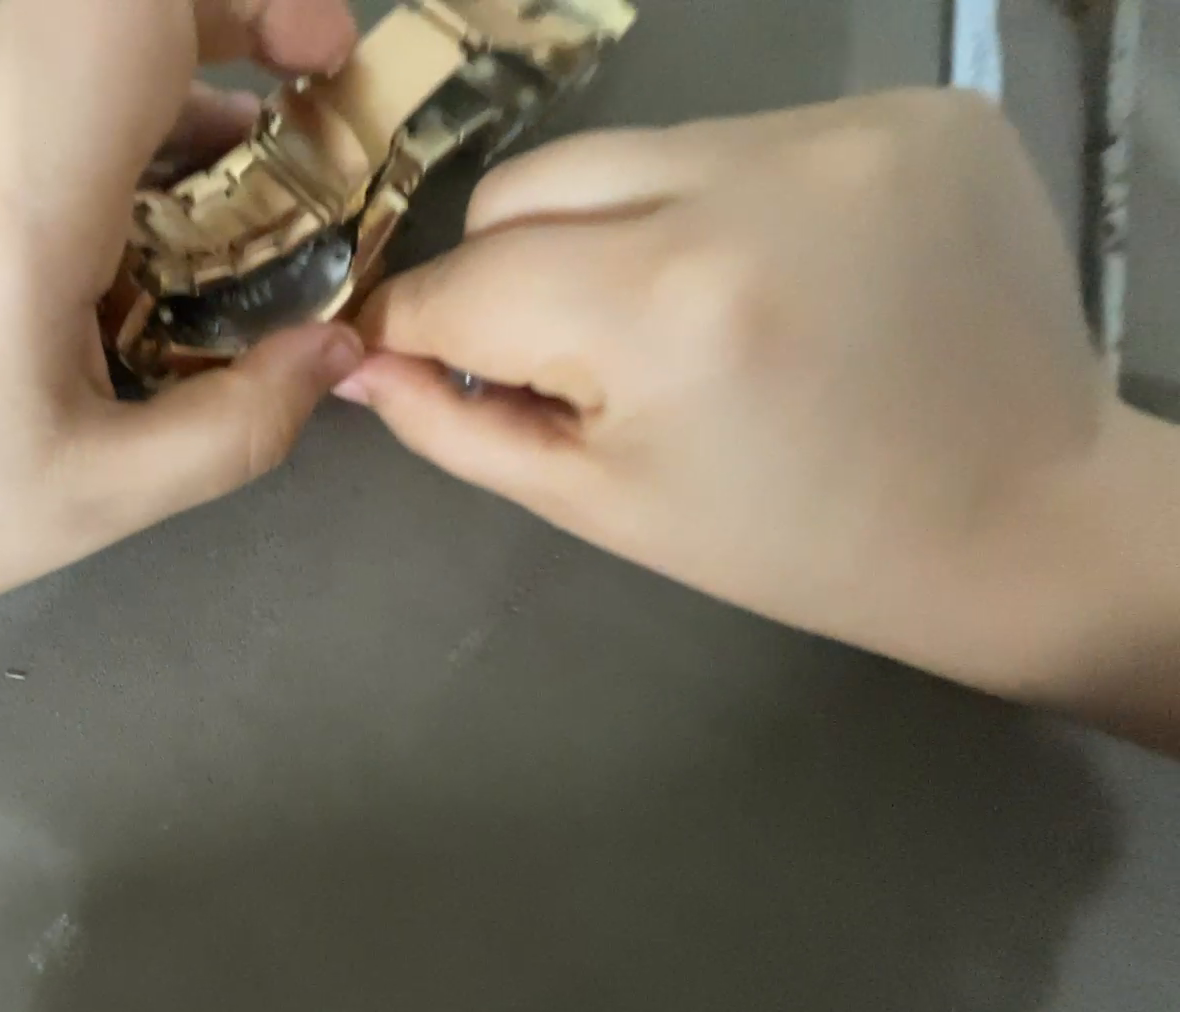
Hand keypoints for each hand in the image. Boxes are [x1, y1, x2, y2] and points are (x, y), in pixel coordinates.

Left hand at [0, 0, 360, 694]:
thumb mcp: (112, 497)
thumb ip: (245, 422)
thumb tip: (337, 348)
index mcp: (0, 217)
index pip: (107, 5)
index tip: (316, 52)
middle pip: (86, 2)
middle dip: (222, 22)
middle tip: (304, 113)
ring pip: (48, 50)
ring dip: (163, 98)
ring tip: (228, 204)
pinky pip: (7, 106)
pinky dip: (99, 140)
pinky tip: (124, 243)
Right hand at [343, 90, 1153, 704]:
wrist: (1015, 517)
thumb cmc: (772, 541)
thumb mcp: (584, 501)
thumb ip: (447, 425)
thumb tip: (357, 364)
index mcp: (664, 308)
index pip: (461, 285)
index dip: (404, 321)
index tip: (386, 348)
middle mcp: (750, 183)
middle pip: (516, 192)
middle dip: (490, 274)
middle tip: (538, 351)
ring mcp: (840, 126)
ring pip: (602, 156)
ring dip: (578, 236)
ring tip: (639, 315)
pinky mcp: (901, 108)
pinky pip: (703, 144)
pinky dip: (674, 209)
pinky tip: (730, 276)